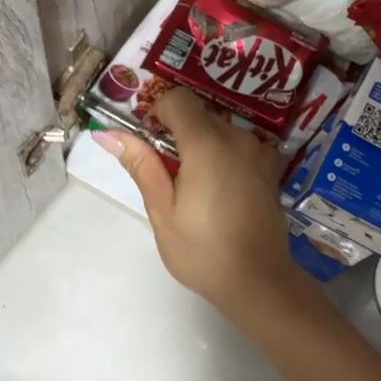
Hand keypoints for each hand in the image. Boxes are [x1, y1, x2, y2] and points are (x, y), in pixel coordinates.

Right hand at [94, 87, 305, 314]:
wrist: (257, 280)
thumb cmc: (203, 252)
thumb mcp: (163, 212)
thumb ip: (142, 166)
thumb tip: (110, 134)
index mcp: (207, 145)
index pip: (178, 99)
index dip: (158, 113)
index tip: (150, 143)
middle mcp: (238, 138)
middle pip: (200, 115)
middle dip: (179, 134)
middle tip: (169, 177)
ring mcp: (259, 152)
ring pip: (221, 131)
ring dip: (203, 148)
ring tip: (195, 190)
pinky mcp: (271, 168)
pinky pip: (240, 147)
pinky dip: (224, 158)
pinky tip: (220, 193)